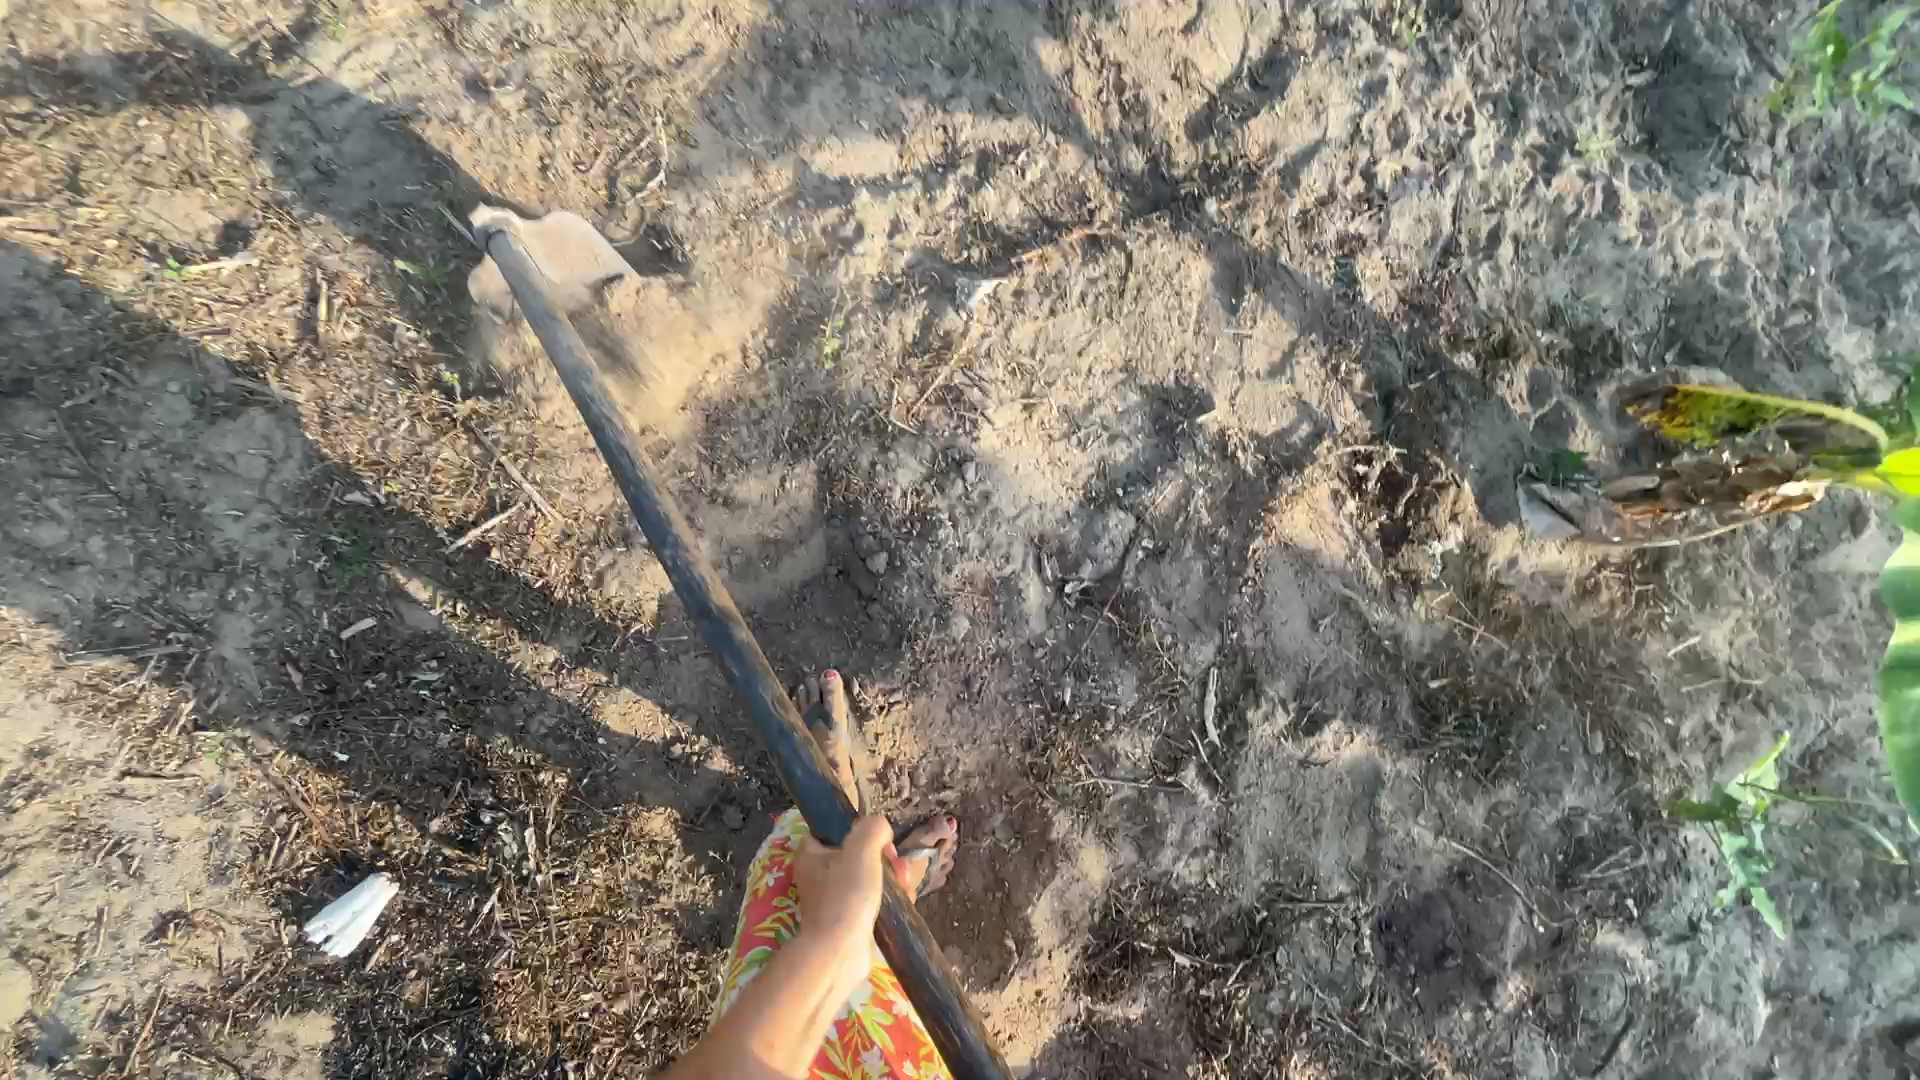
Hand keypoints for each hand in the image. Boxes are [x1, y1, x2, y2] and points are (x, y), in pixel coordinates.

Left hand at [792, 815, 891, 987]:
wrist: (840, 954)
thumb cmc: (845, 895)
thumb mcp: (861, 849)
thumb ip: (873, 828)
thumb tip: (882, 829)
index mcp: (811, 854)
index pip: (833, 829)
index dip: (858, 829)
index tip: (878, 838)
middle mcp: (818, 875)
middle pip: (858, 853)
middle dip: (884, 856)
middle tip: (897, 865)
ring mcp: (834, 900)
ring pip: (868, 876)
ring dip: (891, 876)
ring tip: (905, 883)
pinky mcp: (849, 920)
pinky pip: (872, 899)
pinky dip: (889, 898)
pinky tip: (904, 899)